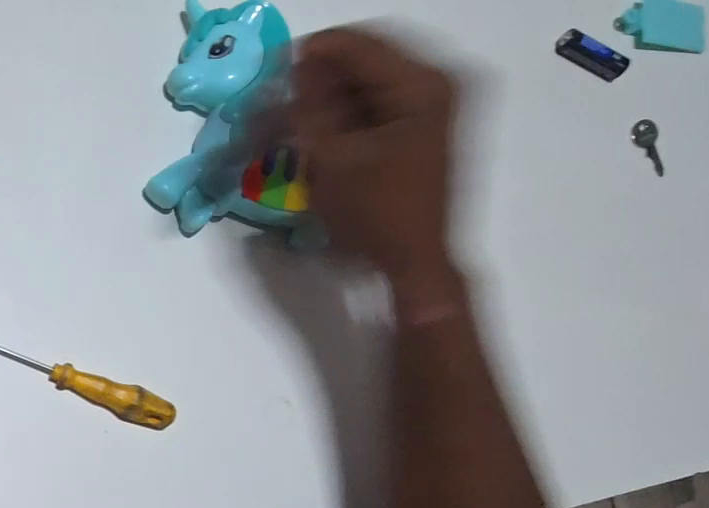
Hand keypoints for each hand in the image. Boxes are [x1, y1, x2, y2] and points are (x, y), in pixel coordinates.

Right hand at [288, 27, 456, 285]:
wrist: (415, 263)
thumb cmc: (375, 217)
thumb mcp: (333, 161)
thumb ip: (312, 107)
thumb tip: (296, 66)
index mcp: (423, 82)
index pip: (357, 43)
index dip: (309, 56)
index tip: (270, 77)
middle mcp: (438, 82)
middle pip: (365, 61)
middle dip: (317, 83)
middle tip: (278, 108)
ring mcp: (436, 106)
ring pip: (369, 85)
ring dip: (329, 102)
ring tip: (293, 127)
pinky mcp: (427, 128)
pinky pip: (379, 107)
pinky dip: (347, 118)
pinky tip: (322, 139)